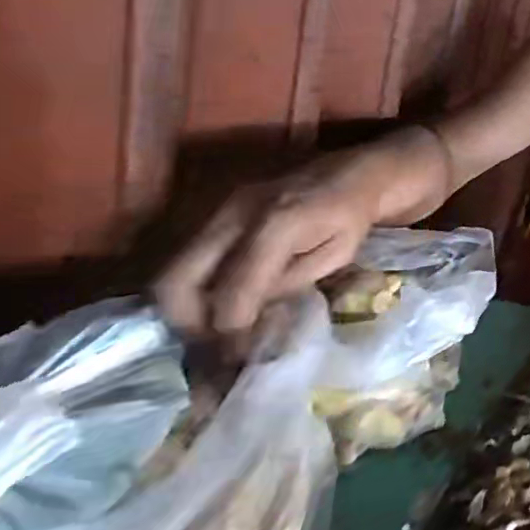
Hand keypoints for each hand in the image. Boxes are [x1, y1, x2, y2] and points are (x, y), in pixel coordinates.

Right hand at [151, 163, 377, 346]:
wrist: (358, 170)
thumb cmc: (356, 214)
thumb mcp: (338, 253)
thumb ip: (293, 281)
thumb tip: (251, 314)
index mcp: (278, 224)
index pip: (235, 287)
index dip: (230, 328)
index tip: (235, 359)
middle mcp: (235, 214)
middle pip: (176, 280)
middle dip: (187, 323)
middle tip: (211, 349)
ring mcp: (218, 208)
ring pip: (171, 271)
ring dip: (184, 308)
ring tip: (211, 333)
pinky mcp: (213, 211)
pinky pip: (184, 258)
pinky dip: (192, 287)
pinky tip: (214, 306)